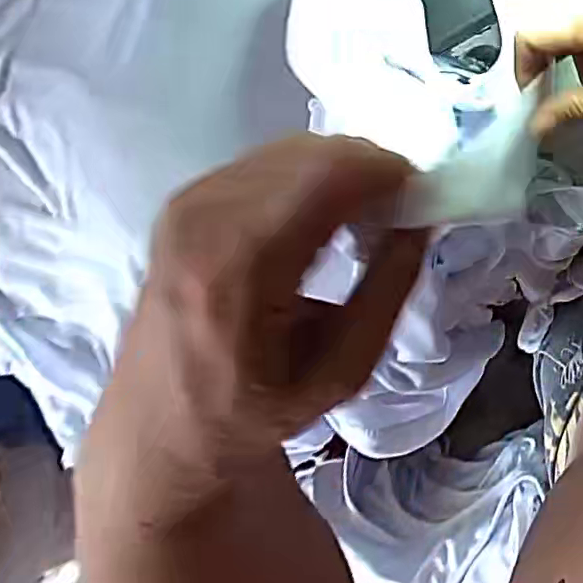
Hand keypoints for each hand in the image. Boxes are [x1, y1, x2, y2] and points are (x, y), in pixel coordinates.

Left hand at [84, 135, 426, 493]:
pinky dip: (311, 174)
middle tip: (396, 207)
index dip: (386, 171)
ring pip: (296, 148)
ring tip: (361, 214)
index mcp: (239, 269)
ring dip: (343, 170)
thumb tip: (424, 217)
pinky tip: (321, 212)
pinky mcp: (186, 200)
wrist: (159, 433)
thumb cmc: (257, 412)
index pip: (328, 176)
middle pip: (315, 152)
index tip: (420, 195)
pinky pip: (271, 159)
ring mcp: (189, 205)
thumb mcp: (345, 368)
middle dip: (370, 168)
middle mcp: (205, 221)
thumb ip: (392, 286)